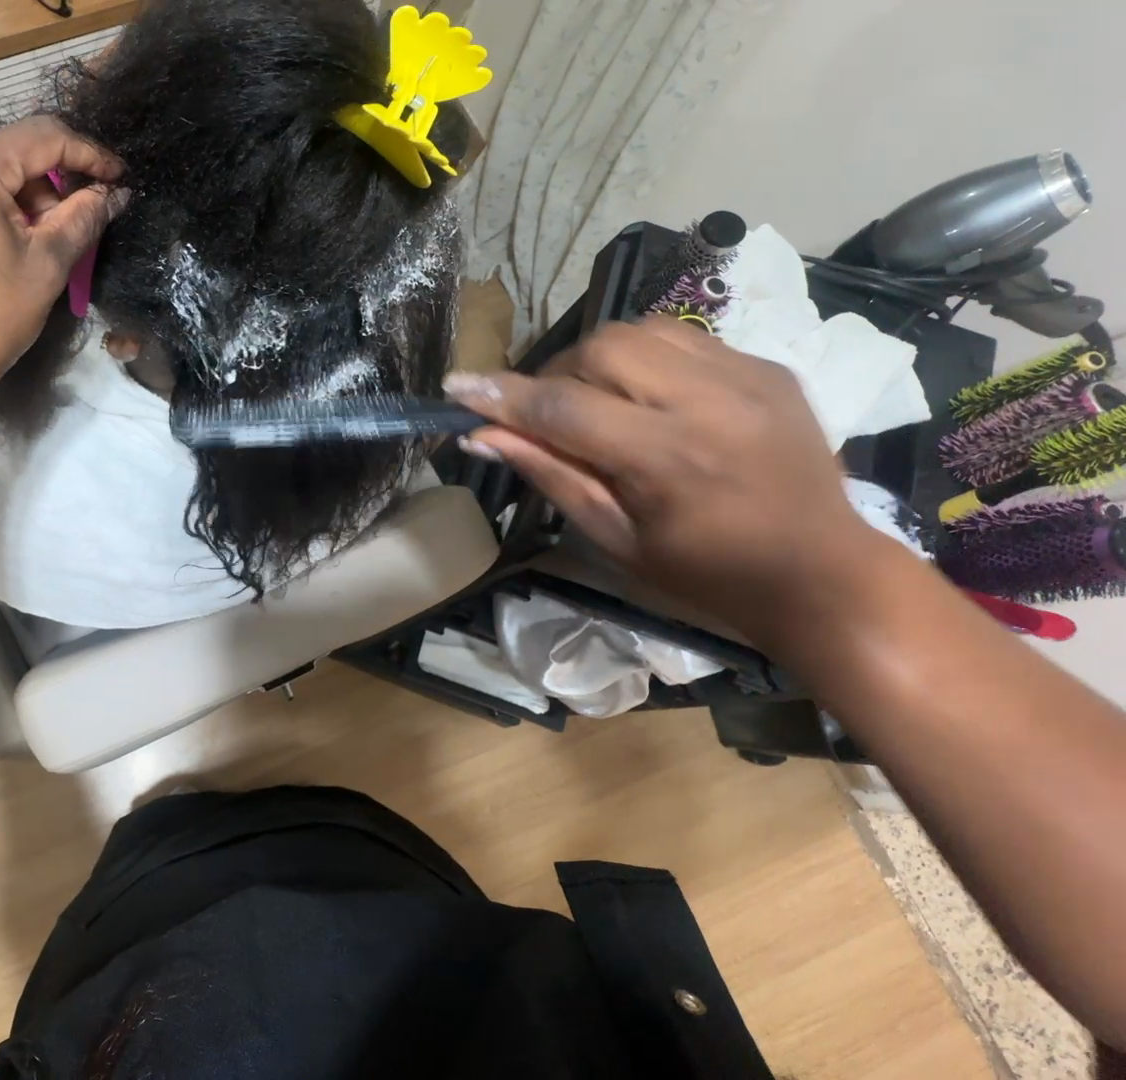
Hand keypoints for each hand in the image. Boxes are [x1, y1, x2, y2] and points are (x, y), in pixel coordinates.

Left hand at [0, 116, 124, 417]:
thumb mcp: (46, 267)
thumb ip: (82, 218)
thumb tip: (113, 192)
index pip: (42, 136)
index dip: (89, 153)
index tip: (118, 176)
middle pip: (9, 153)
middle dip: (50, 185)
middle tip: (73, 228)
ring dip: (20, 200)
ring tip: (34, 248)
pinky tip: (0, 251)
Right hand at [444, 318, 886, 635]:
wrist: (820, 571)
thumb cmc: (705, 573)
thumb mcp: (614, 537)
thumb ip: (550, 475)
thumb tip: (484, 436)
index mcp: (668, 458)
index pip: (564, 407)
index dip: (502, 396)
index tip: (456, 387)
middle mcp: (711, 401)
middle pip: (603, 347)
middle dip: (556, 373)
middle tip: (545, 412)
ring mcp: (747, 375)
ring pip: (642, 329)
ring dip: (598, 358)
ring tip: (594, 400)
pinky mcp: (767, 366)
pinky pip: (683, 338)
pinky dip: (644, 358)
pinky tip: (644, 396)